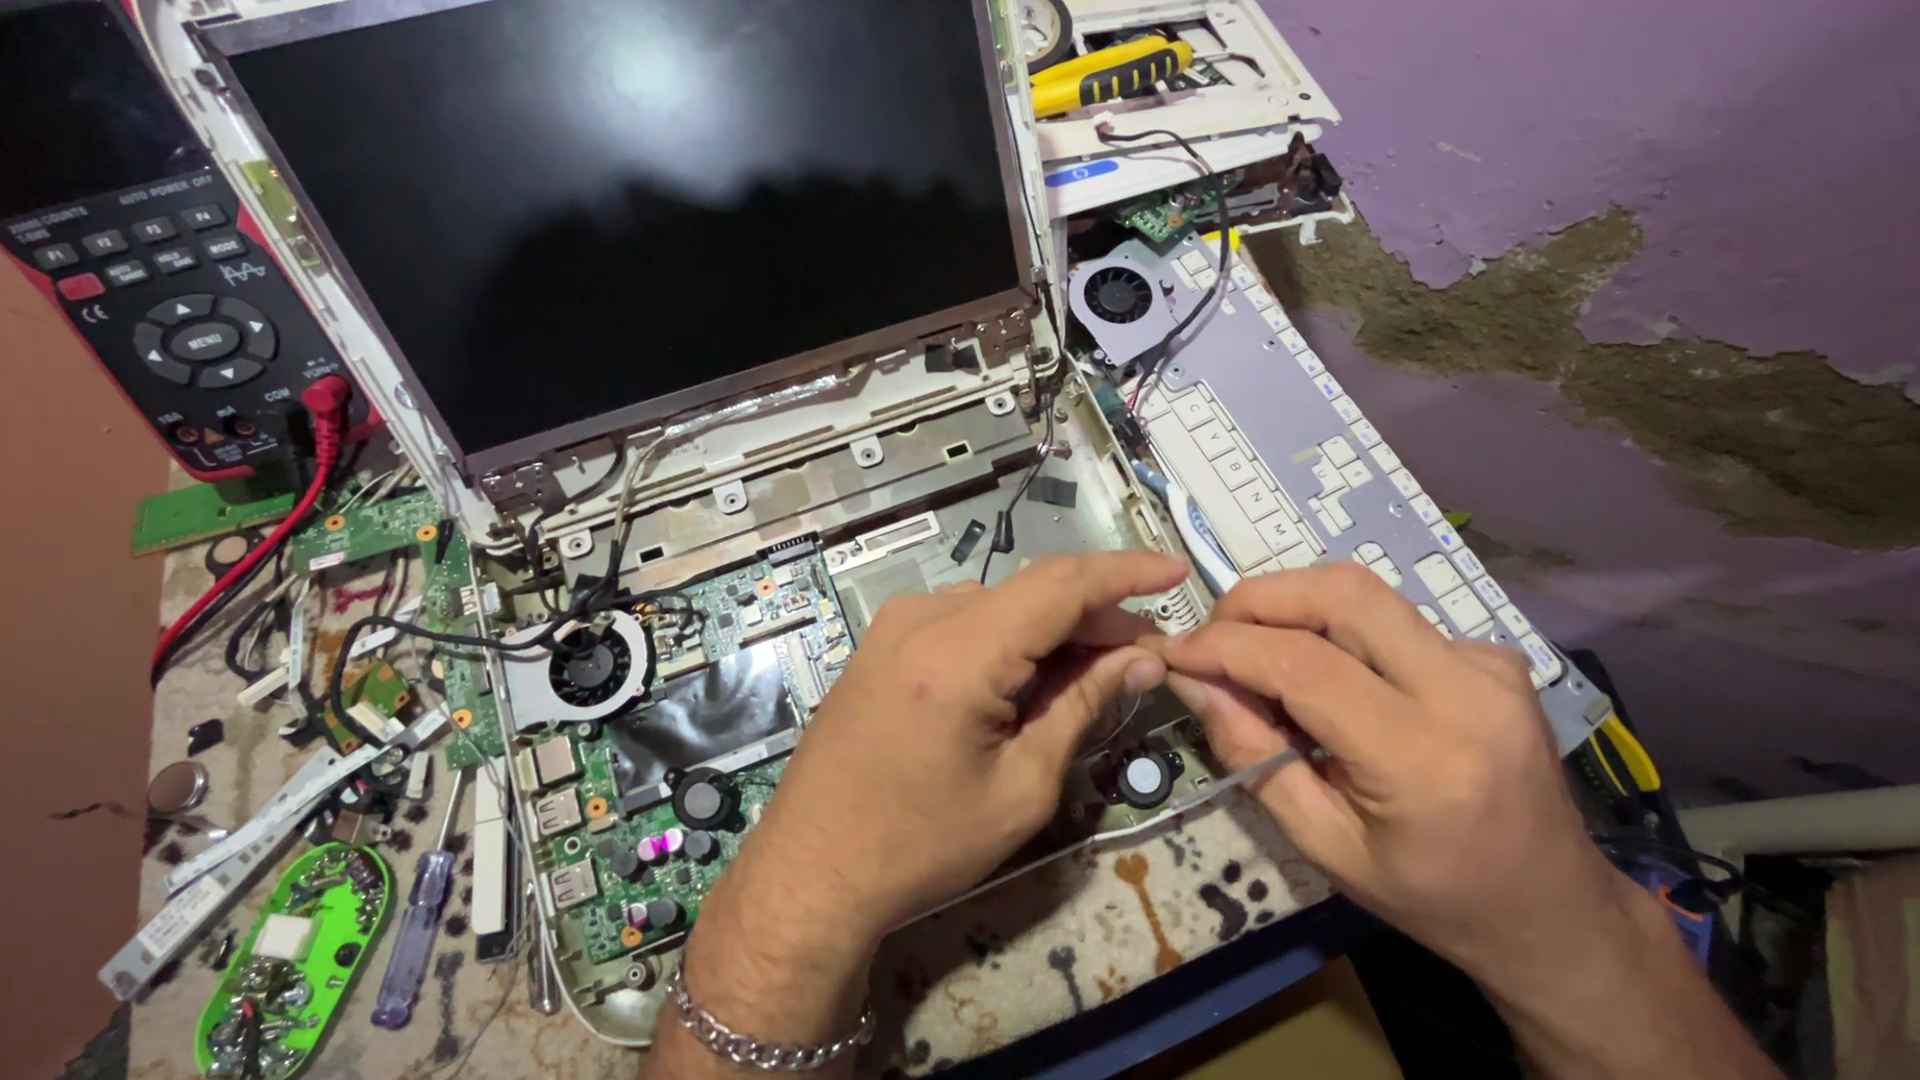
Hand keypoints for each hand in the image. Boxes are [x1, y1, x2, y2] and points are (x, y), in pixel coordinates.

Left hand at [732, 551, 1185, 939]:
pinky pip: (964, 620)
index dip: (1125, 572)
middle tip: (1148, 651)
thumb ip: (1082, 705)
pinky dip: (1012, 637)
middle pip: (1031, 590)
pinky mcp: (883, 642)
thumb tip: (1143, 657)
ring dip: (1054, 627)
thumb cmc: (922, 844)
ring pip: (1000, 604)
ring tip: (1098, 669)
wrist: (813, 869)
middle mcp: (923, 618)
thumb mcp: (1021, 785)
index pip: (1061, 585)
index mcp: (959, 652)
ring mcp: (896, 625)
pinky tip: (1036, 675)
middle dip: (1096, 613)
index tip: (1175, 570)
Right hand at [1152, 563, 1627, 983]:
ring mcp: (1488, 664)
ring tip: (1257, 655)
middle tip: (1213, 635)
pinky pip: (1392, 619)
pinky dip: (1337, 632)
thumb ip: (1252, 755)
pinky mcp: (1492, 655)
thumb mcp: (1323, 844)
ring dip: (1292, 607)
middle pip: (1341, 593)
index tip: (1173, 651)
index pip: (1303, 662)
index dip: (1224, 645)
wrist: (1552, 910)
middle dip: (1257, 598)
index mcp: (1423, 756)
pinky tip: (1330, 680)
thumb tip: (1193, 681)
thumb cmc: (1429, 894)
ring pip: (1365, 593)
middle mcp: (1466, 690)